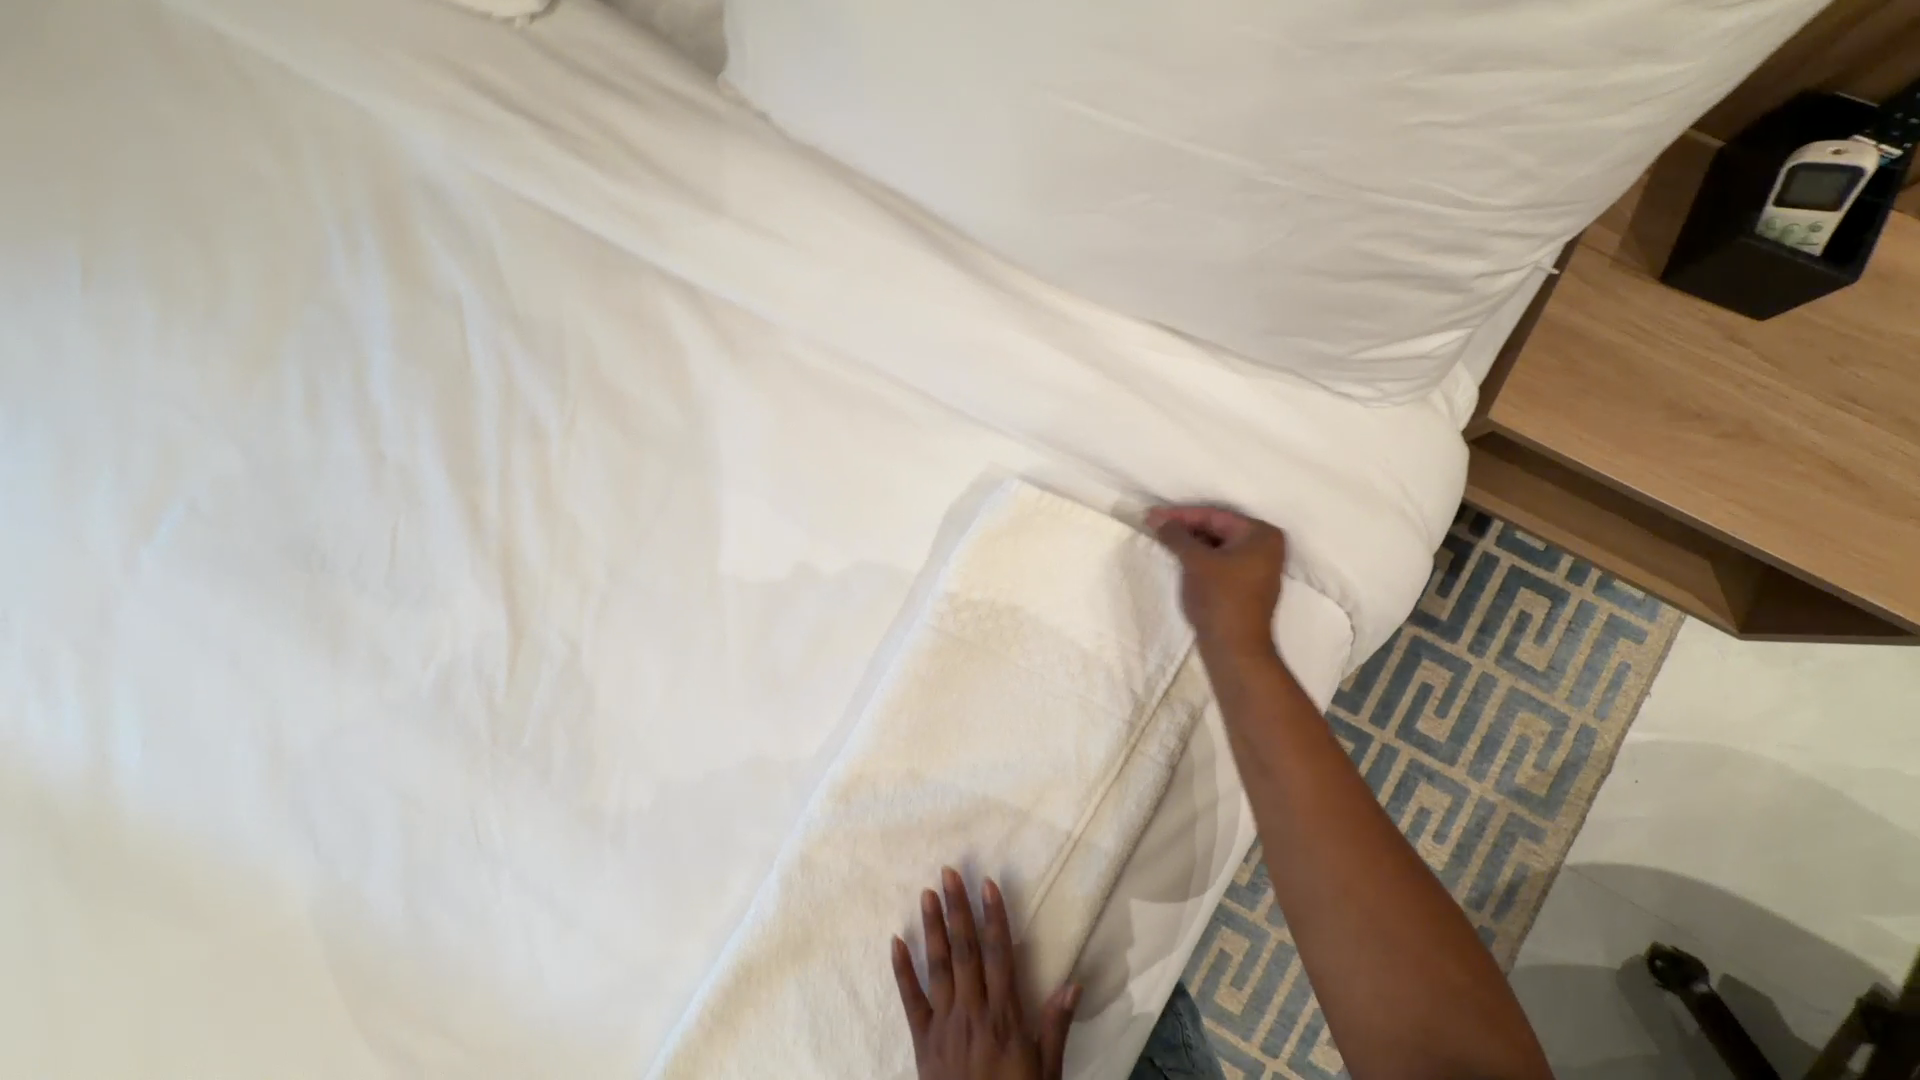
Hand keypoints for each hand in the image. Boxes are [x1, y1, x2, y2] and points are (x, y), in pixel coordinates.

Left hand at [891, 868, 1081, 1079]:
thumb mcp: (1047, 1072)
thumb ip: (1055, 1026)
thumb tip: (1073, 983)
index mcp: (1005, 1017)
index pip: (1000, 955)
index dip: (994, 917)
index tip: (987, 884)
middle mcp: (972, 1012)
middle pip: (966, 951)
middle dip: (958, 910)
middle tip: (950, 872)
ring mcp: (944, 1025)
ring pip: (938, 967)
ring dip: (932, 928)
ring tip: (927, 893)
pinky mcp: (922, 1041)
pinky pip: (910, 1000)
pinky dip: (901, 970)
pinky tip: (894, 941)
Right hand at [1145, 504, 1286, 658]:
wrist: (1235, 648)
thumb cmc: (1220, 598)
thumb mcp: (1195, 561)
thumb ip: (1176, 536)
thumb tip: (1158, 519)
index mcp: (1261, 534)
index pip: (1214, 515)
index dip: (1180, 515)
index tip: (1152, 516)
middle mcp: (1267, 546)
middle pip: (1218, 529)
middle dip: (1185, 528)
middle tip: (1155, 526)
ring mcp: (1259, 567)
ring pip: (1218, 546)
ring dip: (1191, 544)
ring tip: (1163, 541)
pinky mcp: (1248, 586)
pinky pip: (1221, 562)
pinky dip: (1201, 559)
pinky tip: (1179, 558)